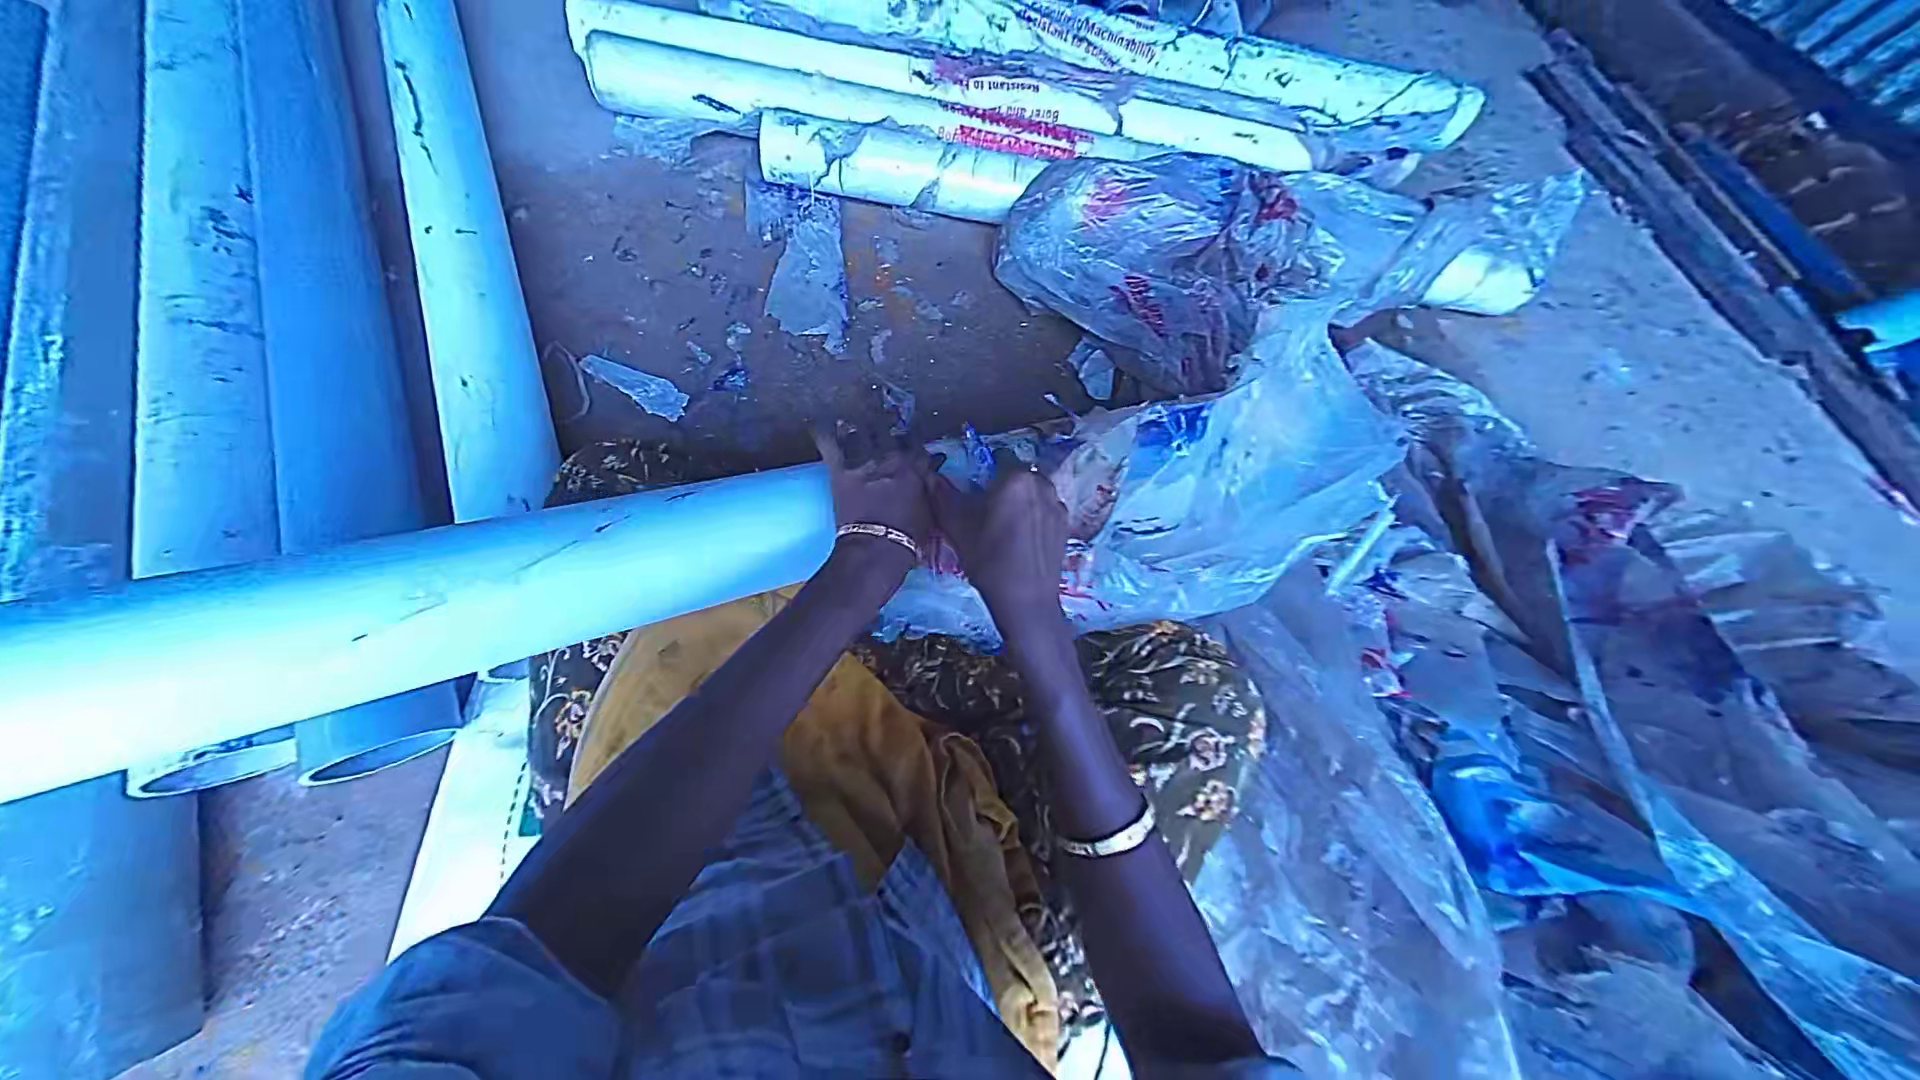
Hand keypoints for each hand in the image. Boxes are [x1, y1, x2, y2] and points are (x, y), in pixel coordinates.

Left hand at [814, 425, 937, 577]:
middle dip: (895, 436)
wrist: (876, 548)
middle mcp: (892, 457)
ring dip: (866, 429)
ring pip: (865, 434)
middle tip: (892, 437)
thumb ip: (928, 490)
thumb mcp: (928, 513)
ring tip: (863, 423)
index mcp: (916, 468)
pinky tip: (818, 423)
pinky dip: (824, 434)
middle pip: (894, 437)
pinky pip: (830, 444)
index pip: (920, 450)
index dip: (918, 451)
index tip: (919, 454)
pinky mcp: (841, 470)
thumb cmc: (908, 539)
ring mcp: (865, 461)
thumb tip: (928, 477)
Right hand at [925, 449, 1068, 637]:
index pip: (996, 462)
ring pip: (1033, 495)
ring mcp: (1058, 505)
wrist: (1026, 601)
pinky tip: (1022, 543)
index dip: (983, 480)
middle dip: (1003, 491)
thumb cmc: (989, 560)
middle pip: (1017, 478)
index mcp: (1016, 478)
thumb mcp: (959, 529)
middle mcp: (1042, 484)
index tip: (975, 500)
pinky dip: (1034, 520)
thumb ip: (944, 498)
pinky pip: (1045, 512)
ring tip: (1005, 532)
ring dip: (1020, 505)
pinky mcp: (1066, 526)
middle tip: (987, 517)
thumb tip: (931, 478)